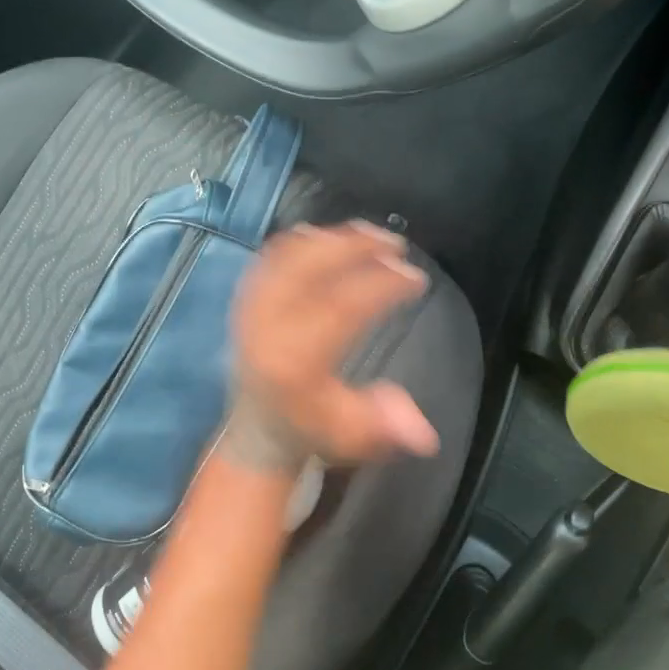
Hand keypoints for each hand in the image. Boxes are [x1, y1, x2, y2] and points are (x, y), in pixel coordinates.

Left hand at [224, 222, 439, 473]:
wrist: (259, 426)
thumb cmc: (311, 426)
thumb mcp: (351, 436)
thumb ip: (384, 426)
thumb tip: (422, 431)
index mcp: (294, 359)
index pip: (341, 307)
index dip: (382, 284)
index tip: (416, 276)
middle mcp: (267, 326)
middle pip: (309, 268)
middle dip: (355, 248)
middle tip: (394, 243)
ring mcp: (251, 307)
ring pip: (290, 255)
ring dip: (332, 238)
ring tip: (371, 233)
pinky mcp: (246, 296)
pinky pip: (272, 255)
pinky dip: (303, 240)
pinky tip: (332, 235)